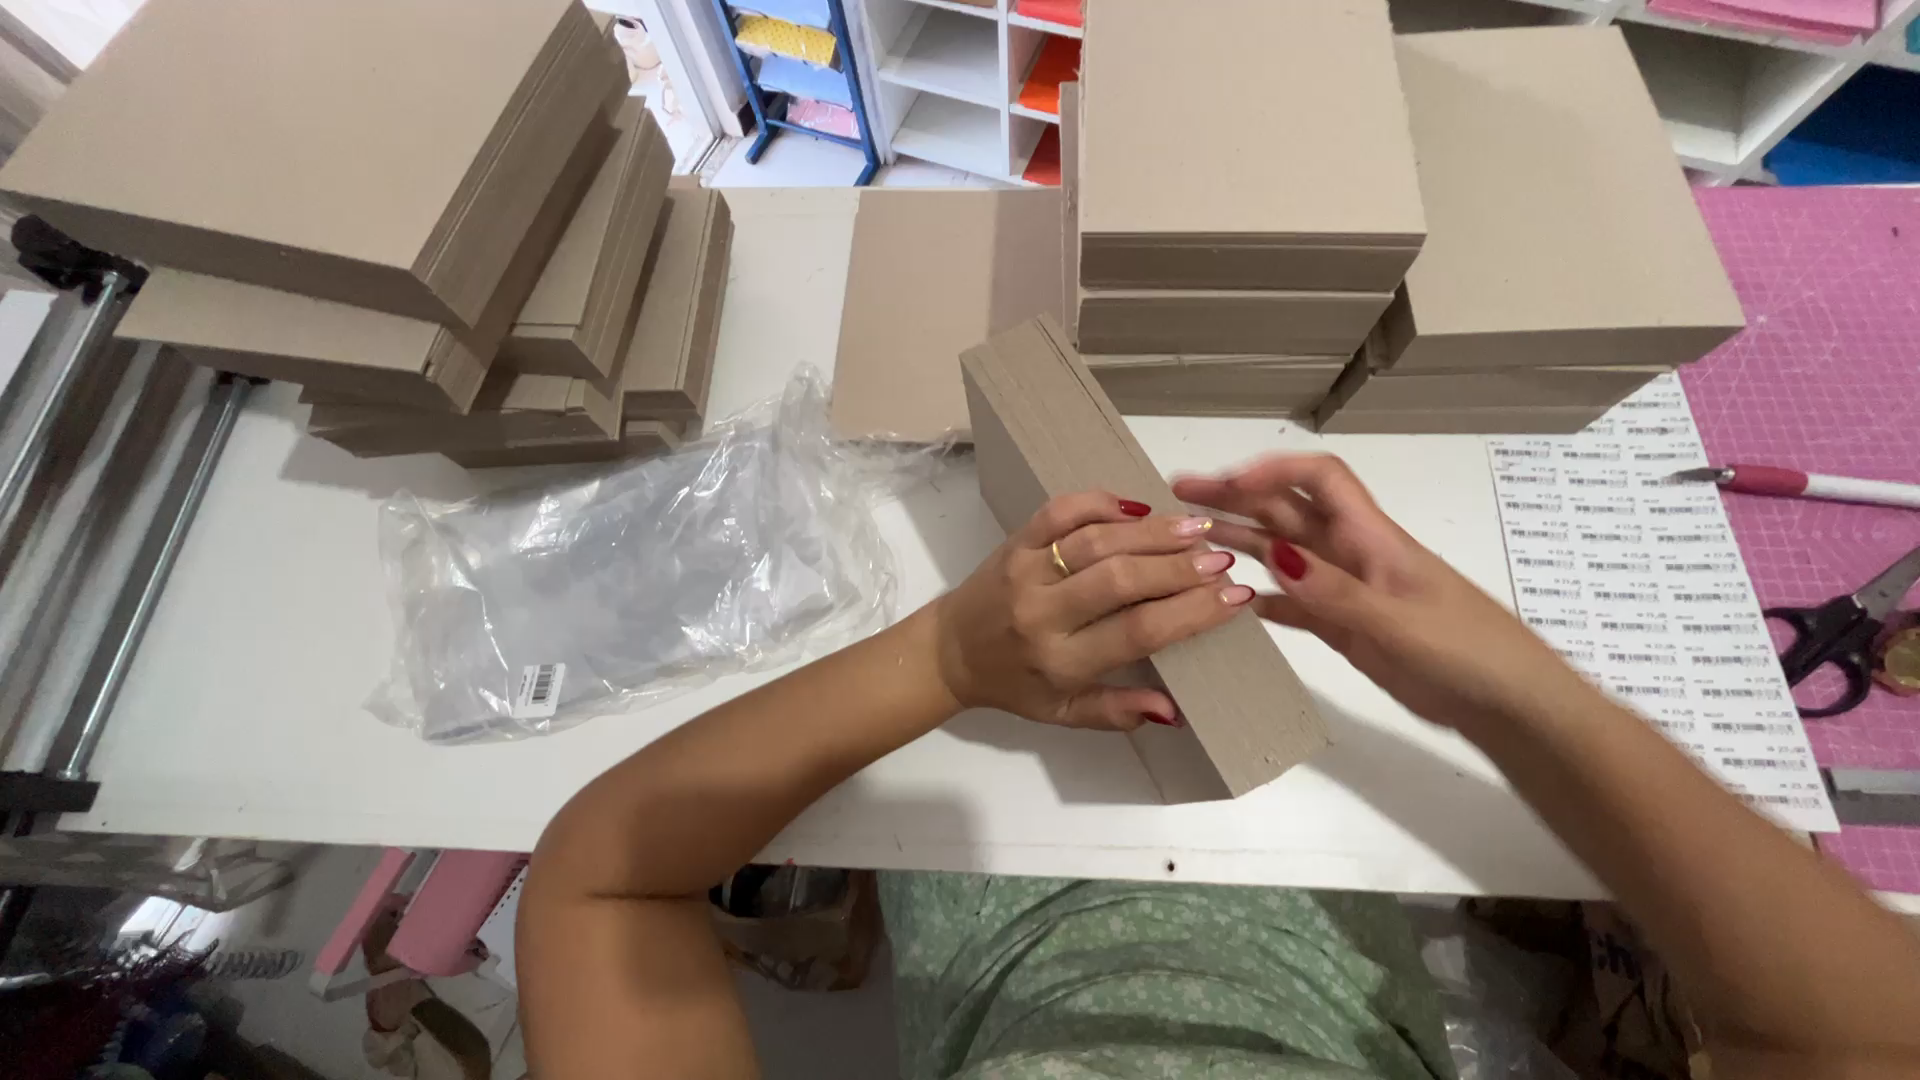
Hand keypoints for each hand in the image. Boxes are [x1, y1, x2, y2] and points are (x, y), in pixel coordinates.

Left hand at [929, 491, 1253, 730]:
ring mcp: (1025, 570)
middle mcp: (1042, 612)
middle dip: (1179, 567)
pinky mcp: (1014, 541)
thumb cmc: (1013, 684)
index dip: (1191, 613)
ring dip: (1150, 531)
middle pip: (1120, 579)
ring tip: (1196, 527)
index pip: (1137, 632)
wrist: (949, 650)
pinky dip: (1099, 502)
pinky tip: (1138, 506)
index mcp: (1061, 660)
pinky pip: (1059, 510)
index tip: (1234, 597)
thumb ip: (1117, 711)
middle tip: (1222, 558)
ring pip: (1094, 541)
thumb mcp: (1062, 713)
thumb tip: (1175, 711)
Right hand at [1173, 455, 1597, 734]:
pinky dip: (1258, 595)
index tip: (1225, 481)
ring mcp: (1344, 590)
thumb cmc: (1468, 652)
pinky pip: (1289, 602)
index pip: (1318, 480)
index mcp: (1370, 538)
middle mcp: (1350, 554)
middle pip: (1286, 511)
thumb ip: (1334, 592)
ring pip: (1280, 553)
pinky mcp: (1341, 625)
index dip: (1272, 470)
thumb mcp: (1399, 622)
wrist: (1508, 705)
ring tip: (1190, 539)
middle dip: (1235, 496)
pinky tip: (1228, 599)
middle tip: (1181, 494)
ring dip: (1238, 539)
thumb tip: (1273, 556)